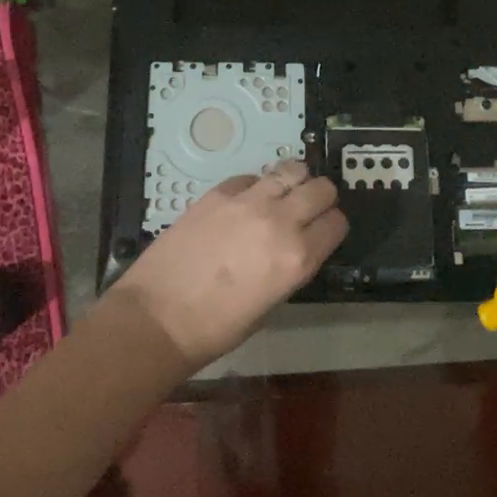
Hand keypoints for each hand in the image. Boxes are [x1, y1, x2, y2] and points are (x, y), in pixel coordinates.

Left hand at [106, 160, 347, 372]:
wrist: (159, 316)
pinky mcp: (218, 193)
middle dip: (321, 198)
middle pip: (321, 188)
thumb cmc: (217, 327)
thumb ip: (290, 266)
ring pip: (291, 170)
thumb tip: (294, 247)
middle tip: (308, 210)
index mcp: (298, 257)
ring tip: (283, 195)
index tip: (324, 232)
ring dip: (293, 181)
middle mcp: (280, 221)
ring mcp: (247, 202)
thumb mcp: (270, 303)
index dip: (332, 226)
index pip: (337, 223)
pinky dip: (255, 186)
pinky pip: (251, 177)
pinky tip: (244, 203)